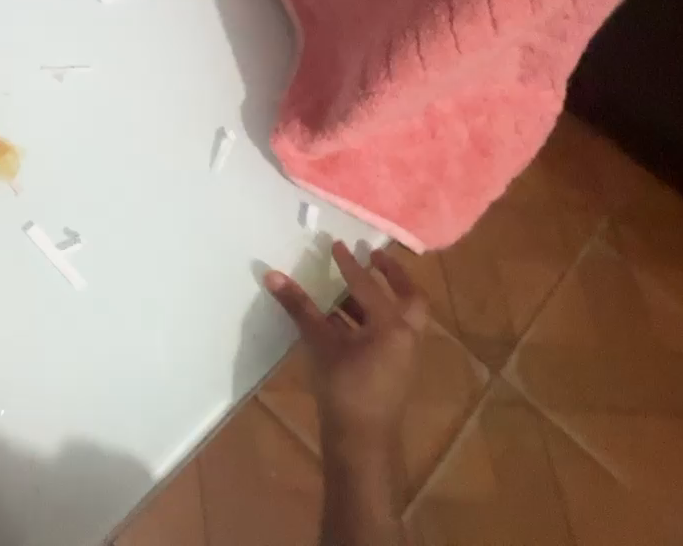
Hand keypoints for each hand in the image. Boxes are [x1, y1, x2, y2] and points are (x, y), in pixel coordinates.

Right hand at [263, 242, 426, 448]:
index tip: (337, 244)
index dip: (350, 264)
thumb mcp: (319, 342)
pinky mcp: (393, 366)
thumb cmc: (345, 386)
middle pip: (410, 298)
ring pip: (398, 316)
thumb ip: (299, 307)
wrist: (362, 438)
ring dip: (379, 297)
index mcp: (393, 327)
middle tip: (374, 256)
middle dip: (394, 276)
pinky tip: (340, 316)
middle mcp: (406, 337)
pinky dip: (368, 317)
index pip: (369, 286)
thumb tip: (272, 274)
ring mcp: (402, 354)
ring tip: (351, 284)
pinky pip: (386, 331)